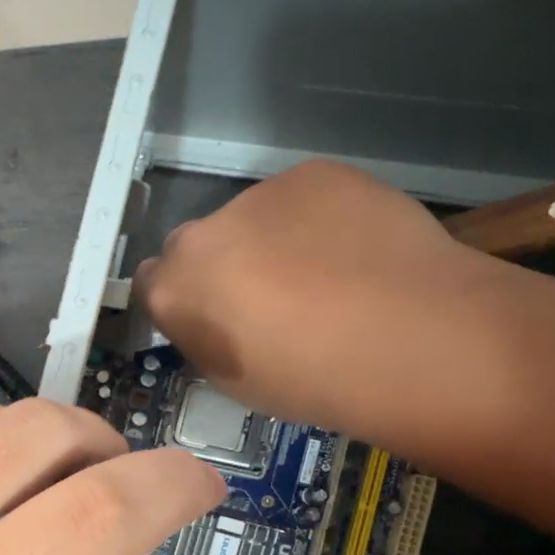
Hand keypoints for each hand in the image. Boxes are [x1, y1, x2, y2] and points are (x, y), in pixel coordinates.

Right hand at [133, 161, 495, 430]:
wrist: (404, 336)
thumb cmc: (308, 380)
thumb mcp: (231, 378)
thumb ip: (205, 335)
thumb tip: (216, 317)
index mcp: (171, 290)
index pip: (150, 283)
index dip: (182, 300)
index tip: (211, 317)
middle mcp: (198, 235)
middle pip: (196, 245)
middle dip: (221, 265)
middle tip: (268, 297)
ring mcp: (256, 197)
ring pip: (251, 217)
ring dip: (271, 239)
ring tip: (325, 272)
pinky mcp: (312, 174)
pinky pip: (302, 197)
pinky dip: (318, 217)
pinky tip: (353, 247)